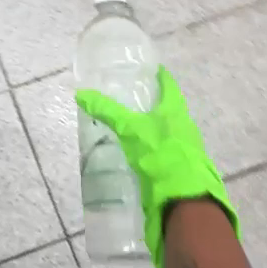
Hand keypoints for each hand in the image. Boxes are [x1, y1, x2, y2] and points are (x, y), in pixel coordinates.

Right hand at [74, 67, 235, 267]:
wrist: (182, 196)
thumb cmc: (158, 152)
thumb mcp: (128, 128)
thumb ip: (106, 111)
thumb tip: (80, 93)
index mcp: (175, 112)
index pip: (170, 88)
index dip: (162, 78)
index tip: (154, 71)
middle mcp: (185, 127)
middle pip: (173, 110)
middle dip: (158, 105)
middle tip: (139, 100)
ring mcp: (187, 149)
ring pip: (172, 132)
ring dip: (158, 128)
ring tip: (137, 127)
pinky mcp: (182, 169)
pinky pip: (169, 153)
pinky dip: (157, 149)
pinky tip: (144, 154)